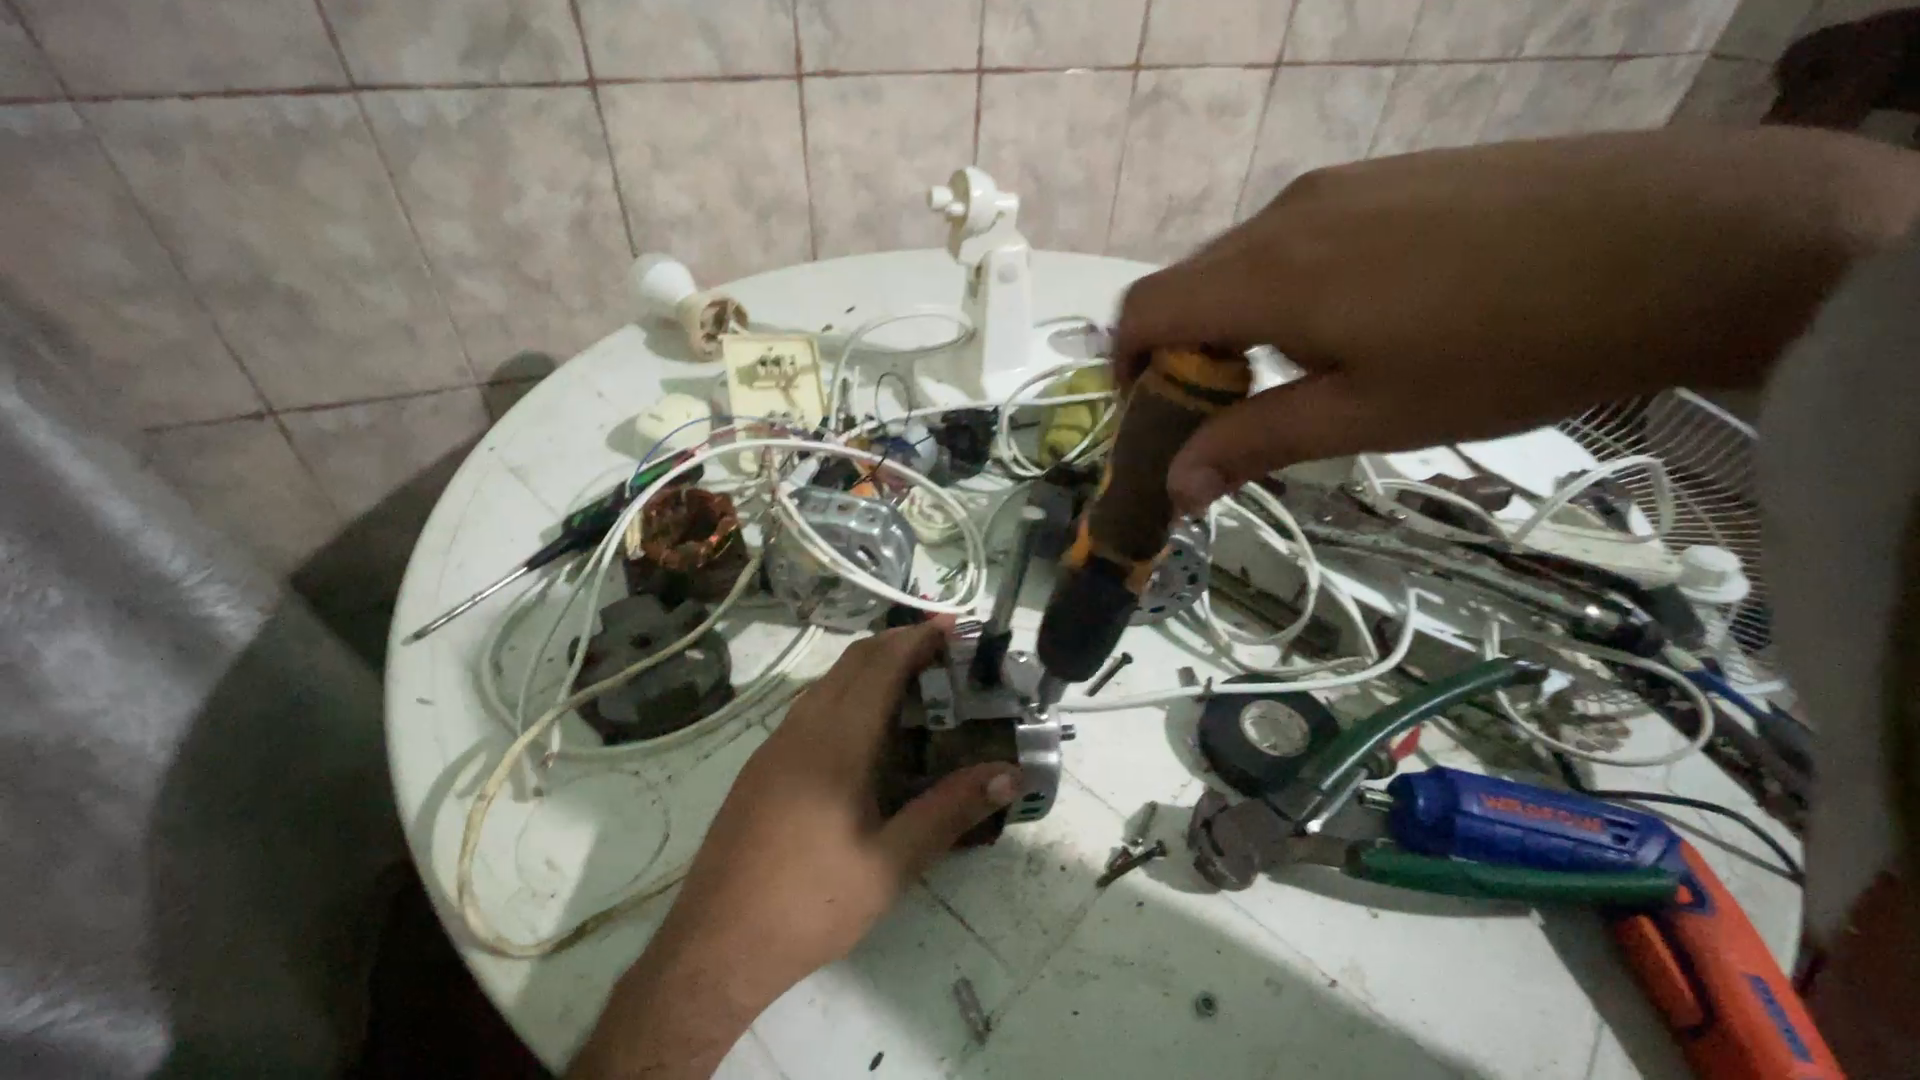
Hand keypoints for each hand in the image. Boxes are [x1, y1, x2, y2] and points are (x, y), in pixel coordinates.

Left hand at [671, 619, 1018, 987]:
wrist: (715, 946)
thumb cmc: (810, 905)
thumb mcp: (890, 865)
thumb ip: (949, 812)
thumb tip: (1008, 775)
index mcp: (834, 744)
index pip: (878, 665)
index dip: (916, 638)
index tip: (954, 627)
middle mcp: (800, 731)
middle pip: (850, 664)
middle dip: (897, 645)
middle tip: (945, 654)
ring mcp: (773, 749)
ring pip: (826, 685)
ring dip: (868, 670)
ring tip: (915, 687)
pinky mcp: (760, 770)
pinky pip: (809, 711)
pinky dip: (846, 697)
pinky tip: (866, 735)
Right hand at [1111, 128, 1919, 515]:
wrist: (1690, 239)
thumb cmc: (1507, 351)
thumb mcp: (1368, 416)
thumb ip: (1254, 443)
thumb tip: (1174, 487)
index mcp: (1267, 274)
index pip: (1144, 312)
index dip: (1126, 371)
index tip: (1157, 421)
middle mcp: (1286, 213)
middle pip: (1189, 285)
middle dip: (1186, 356)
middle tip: (1235, 417)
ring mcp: (1342, 184)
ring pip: (1245, 260)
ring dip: (1239, 323)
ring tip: (1307, 374)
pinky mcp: (1392, 175)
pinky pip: (1302, 235)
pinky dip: (1289, 287)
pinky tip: (1363, 319)